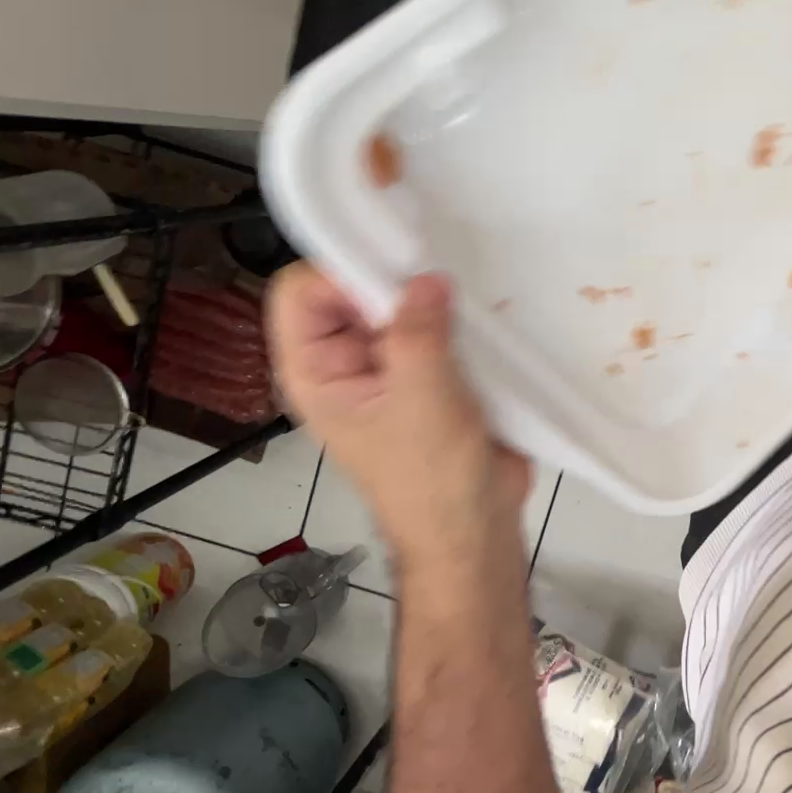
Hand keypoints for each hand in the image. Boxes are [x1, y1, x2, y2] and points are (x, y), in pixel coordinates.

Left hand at [267, 264, 533, 554]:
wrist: (476, 526)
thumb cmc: (433, 478)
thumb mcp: (421, 402)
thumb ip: (418, 335)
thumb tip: (427, 277)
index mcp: (317, 372)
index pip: (303, 293)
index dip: (342, 270)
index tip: (397, 266)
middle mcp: (349, 363)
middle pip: (354, 291)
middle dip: (395, 277)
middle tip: (443, 276)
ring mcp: (396, 368)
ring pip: (403, 307)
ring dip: (434, 298)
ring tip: (471, 296)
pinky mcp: (438, 374)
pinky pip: (441, 328)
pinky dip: (461, 318)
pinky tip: (488, 315)